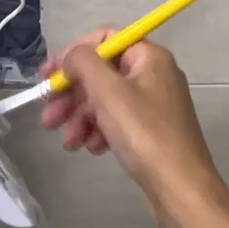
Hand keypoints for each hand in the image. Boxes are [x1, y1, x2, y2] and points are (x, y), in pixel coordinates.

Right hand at [41, 29, 228, 222]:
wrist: (180, 188)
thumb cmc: (144, 134)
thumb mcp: (108, 92)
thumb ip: (83, 63)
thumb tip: (71, 55)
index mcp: (149, 57)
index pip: (105, 38)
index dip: (73, 53)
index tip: (48, 75)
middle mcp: (154, 74)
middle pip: (102, 72)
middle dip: (72, 94)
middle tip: (48, 117)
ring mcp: (154, 103)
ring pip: (106, 99)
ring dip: (81, 117)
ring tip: (68, 142)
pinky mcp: (152, 130)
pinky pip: (118, 120)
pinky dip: (99, 130)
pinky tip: (91, 148)